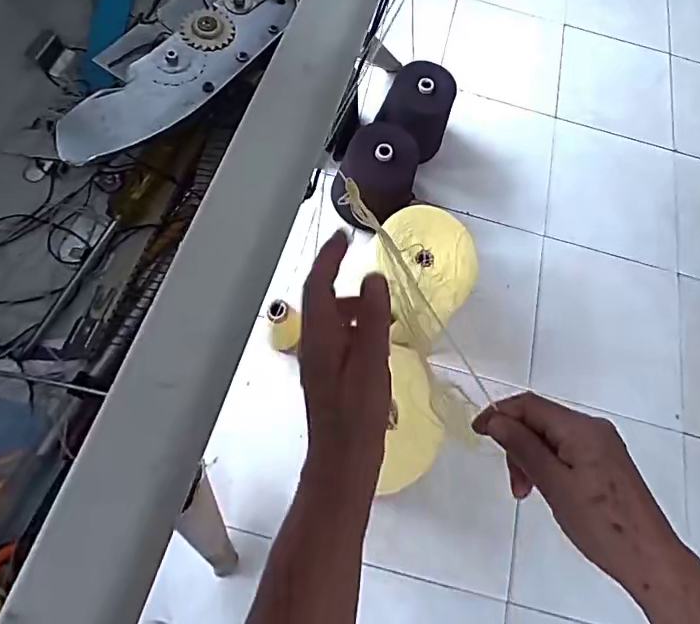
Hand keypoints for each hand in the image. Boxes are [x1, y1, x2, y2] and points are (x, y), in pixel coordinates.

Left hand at [298, 232, 391, 489]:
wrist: (342, 464)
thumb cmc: (357, 416)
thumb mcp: (372, 361)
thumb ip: (374, 317)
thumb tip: (375, 279)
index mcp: (321, 337)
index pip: (318, 285)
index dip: (329, 257)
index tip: (343, 236)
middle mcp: (314, 345)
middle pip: (323, 299)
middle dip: (347, 283)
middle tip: (376, 282)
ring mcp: (319, 361)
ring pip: (333, 318)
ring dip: (357, 307)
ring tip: (385, 315)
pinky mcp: (328, 374)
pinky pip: (340, 336)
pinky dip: (358, 326)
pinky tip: (379, 341)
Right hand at [473, 394, 693, 606]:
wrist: (648, 556)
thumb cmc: (602, 525)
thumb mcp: (555, 485)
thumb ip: (524, 449)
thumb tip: (498, 420)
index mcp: (581, 427)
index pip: (531, 404)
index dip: (501, 413)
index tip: (478, 430)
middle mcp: (593, 427)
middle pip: (542, 420)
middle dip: (519, 444)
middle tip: (516, 485)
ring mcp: (603, 443)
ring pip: (554, 436)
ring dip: (533, 458)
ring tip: (530, 493)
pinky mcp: (607, 460)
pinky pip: (569, 448)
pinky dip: (551, 463)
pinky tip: (549, 488)